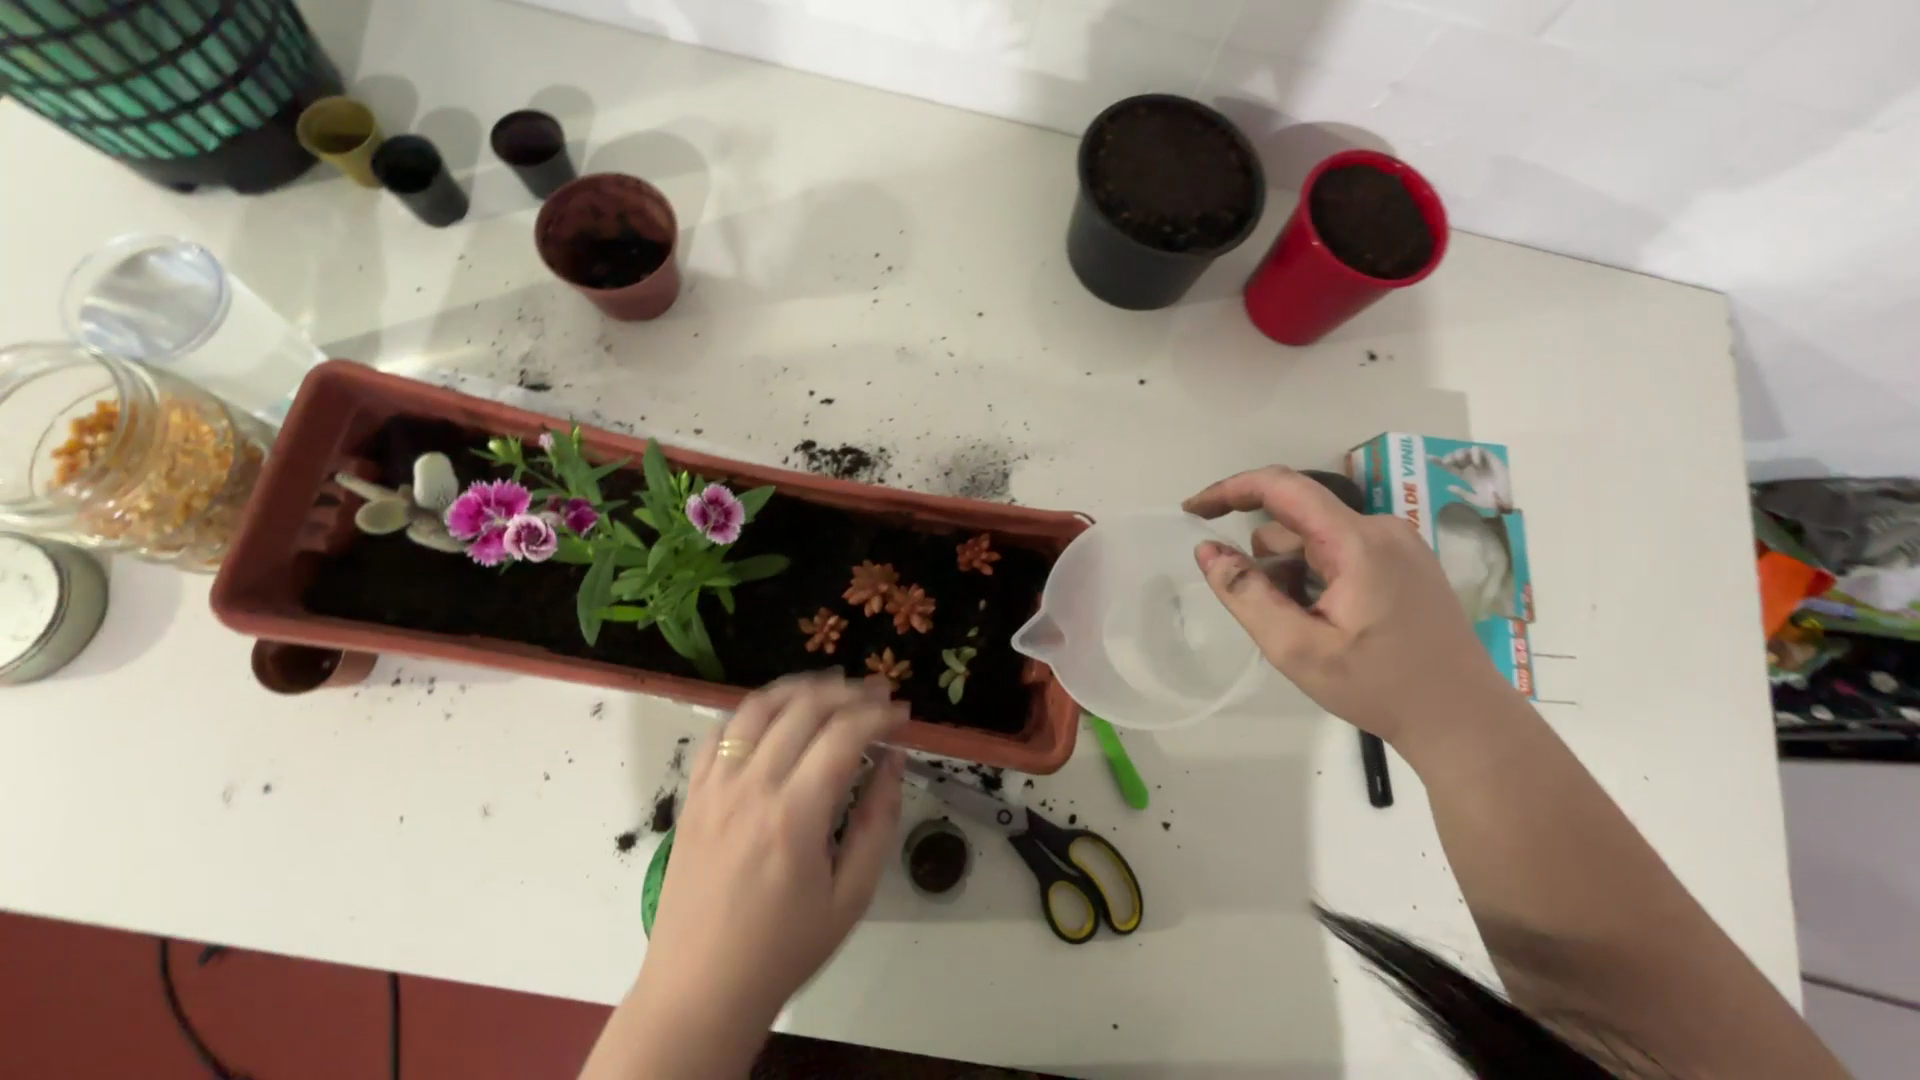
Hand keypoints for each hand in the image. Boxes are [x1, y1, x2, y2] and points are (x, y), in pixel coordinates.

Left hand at [640, 674, 906, 1024]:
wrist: (701, 988)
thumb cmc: (784, 949)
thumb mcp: (851, 896)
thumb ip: (877, 822)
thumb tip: (893, 761)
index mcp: (795, 816)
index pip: (843, 735)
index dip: (879, 714)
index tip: (903, 712)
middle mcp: (750, 787)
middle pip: (803, 709)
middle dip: (848, 692)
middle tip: (878, 692)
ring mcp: (714, 787)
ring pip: (757, 708)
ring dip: (799, 688)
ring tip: (832, 686)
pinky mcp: (692, 795)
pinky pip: (719, 733)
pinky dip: (752, 712)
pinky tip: (774, 715)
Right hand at [1183, 467, 1512, 745]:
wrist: (1463, 719)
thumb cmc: (1379, 686)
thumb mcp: (1296, 648)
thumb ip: (1246, 594)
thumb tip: (1207, 551)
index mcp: (1357, 541)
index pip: (1282, 486)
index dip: (1230, 490)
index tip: (1192, 511)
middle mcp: (1381, 528)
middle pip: (1296, 521)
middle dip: (1266, 560)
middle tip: (1268, 618)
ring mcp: (1400, 545)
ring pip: (1316, 540)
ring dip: (1292, 573)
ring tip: (1306, 630)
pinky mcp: (1407, 563)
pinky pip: (1341, 552)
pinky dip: (1317, 577)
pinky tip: (1329, 624)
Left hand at [1429, 447, 1513, 512]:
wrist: (1509, 500)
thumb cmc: (1493, 501)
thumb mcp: (1474, 500)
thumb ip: (1462, 494)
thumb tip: (1448, 486)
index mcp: (1465, 476)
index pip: (1449, 467)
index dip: (1438, 461)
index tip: (1427, 457)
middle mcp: (1471, 467)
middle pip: (1455, 457)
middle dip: (1448, 457)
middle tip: (1447, 463)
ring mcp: (1480, 462)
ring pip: (1465, 451)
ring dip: (1459, 454)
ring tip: (1458, 462)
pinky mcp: (1491, 458)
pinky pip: (1479, 450)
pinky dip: (1474, 454)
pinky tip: (1474, 463)